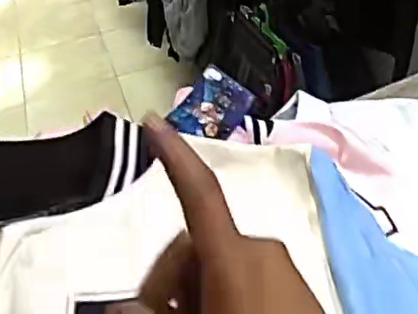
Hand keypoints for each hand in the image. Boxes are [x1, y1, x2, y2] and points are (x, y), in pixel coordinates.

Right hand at [118, 114, 322, 313]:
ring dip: (193, 294)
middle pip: (196, 241)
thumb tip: (124, 302)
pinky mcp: (294, 286)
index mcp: (236, 258)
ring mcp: (280, 267)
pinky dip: (220, 297)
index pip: (199, 194)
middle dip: (169, 280)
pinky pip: (244, 277)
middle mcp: (260, 249)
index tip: (152, 122)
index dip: (174, 157)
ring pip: (217, 263)